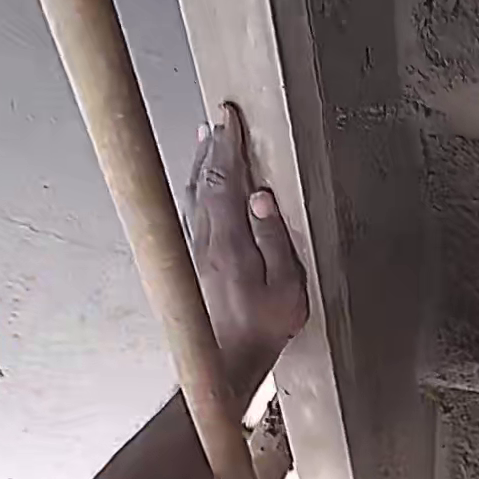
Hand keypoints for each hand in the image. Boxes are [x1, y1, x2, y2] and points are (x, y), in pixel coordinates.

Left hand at [180, 103, 307, 393]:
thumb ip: (275, 241)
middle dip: (213, 148)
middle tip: (219, 120)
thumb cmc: (263, 327)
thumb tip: (262, 198)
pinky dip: (197, 190)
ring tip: (207, 141)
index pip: (226, 182)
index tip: (230, 116)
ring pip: (193, 197)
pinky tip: (201, 187)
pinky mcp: (192, 263)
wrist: (224, 361)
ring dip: (201, 166)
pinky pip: (192, 213)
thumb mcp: (286, 289)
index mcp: (230, 243)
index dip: (229, 147)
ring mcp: (194, 252)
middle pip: (204, 183)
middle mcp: (205, 242)